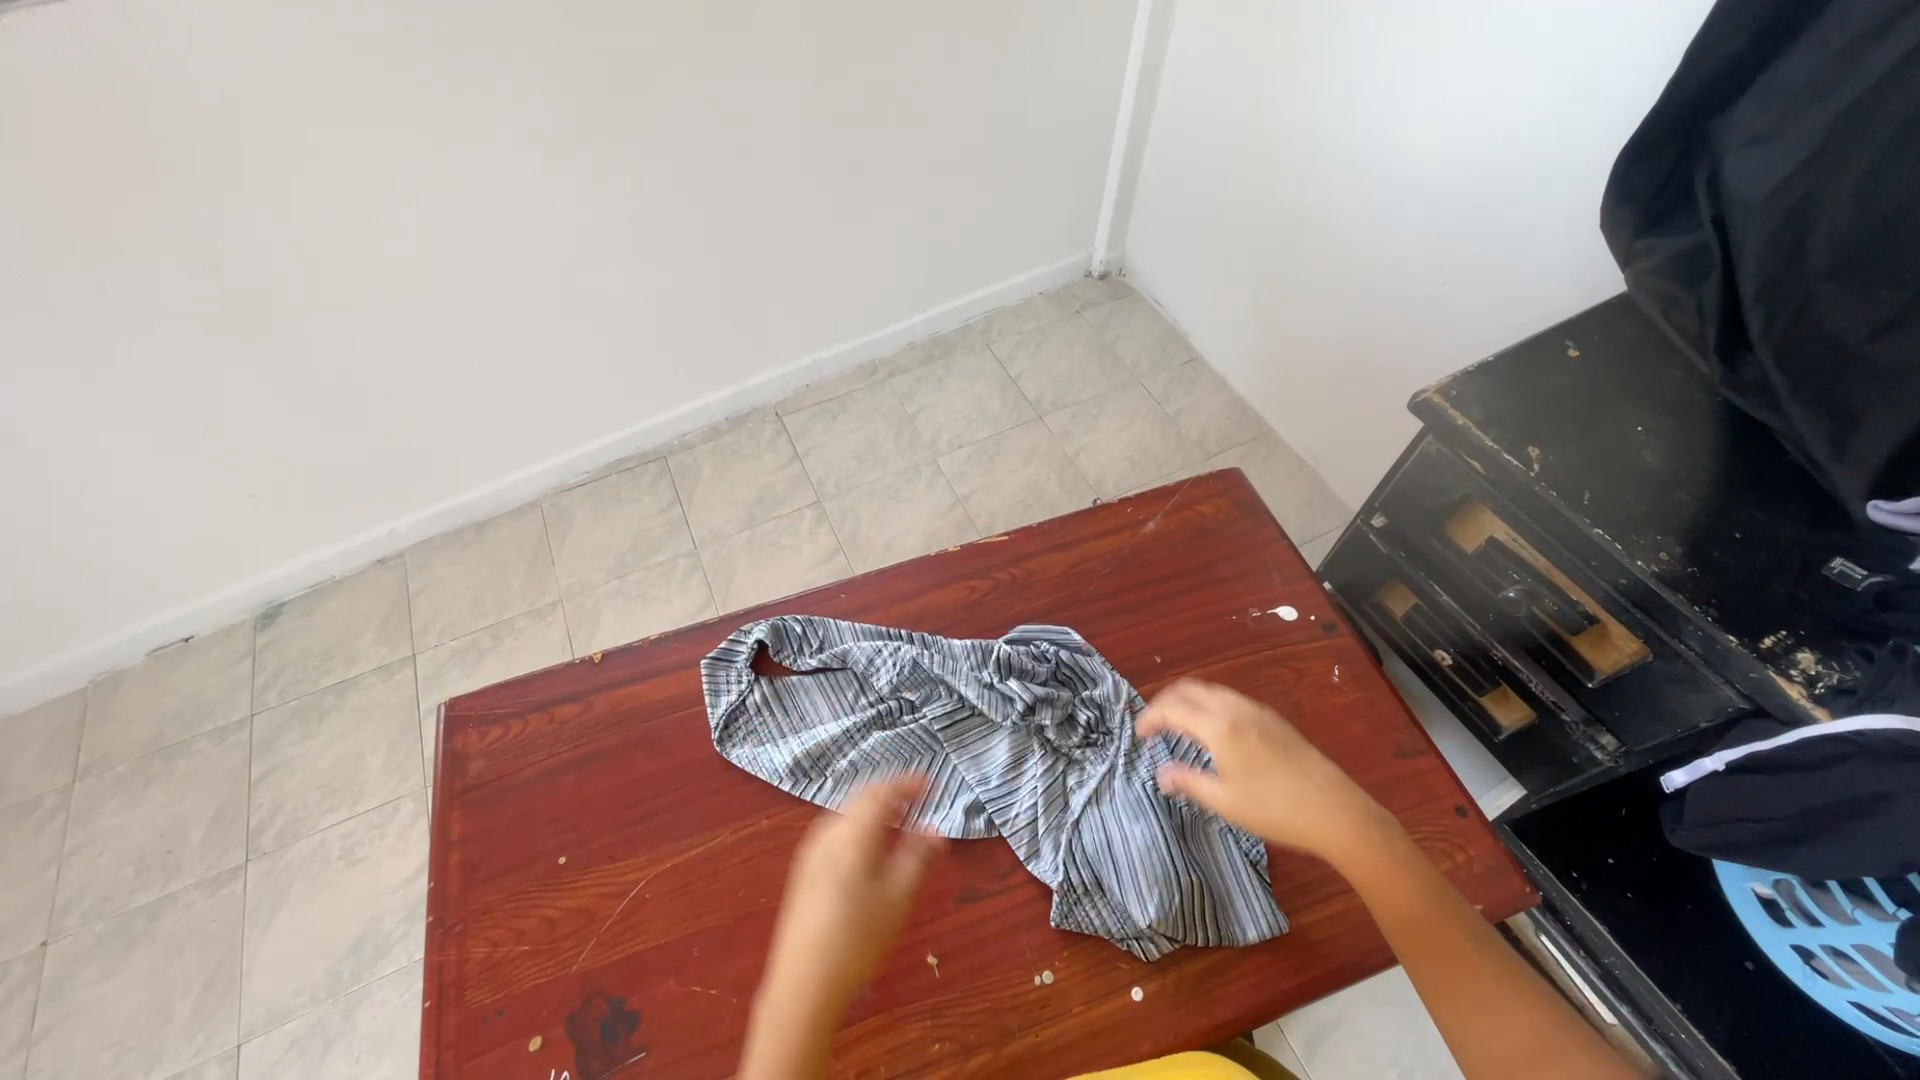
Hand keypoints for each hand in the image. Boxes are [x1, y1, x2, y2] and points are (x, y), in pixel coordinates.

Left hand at [761, 775, 945, 1007]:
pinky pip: (838, 832)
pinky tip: (872, 851)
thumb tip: (936, 831)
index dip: (908, 784)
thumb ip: (919, 856)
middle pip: (862, 799)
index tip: (931, 784)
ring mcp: (811, 851)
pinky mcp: (805, 870)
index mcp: (852, 832)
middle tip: (920, 802)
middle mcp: (827, 832)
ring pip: (849, 815)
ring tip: (901, 824)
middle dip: (892, 796)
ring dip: (876, 812)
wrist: (803, 981)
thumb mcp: (899, 896)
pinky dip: (861, 828)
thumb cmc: (858, 937)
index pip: (882, 791)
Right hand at [1136, 678, 1395, 865]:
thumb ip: (1187, 781)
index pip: (1172, 707)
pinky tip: (1212, 732)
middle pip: (1190, 689)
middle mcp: (1236, 709)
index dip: (1150, 717)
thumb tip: (1160, 774)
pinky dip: (1209, 705)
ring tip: (1178, 727)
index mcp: (1220, 726)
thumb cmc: (1274, 809)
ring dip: (1188, 701)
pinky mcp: (1273, 721)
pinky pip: (1230, 699)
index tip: (1139, 735)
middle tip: (1153, 725)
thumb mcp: (1224, 801)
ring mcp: (1258, 712)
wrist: (1337, 812)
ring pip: (1212, 691)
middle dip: (1165, 702)